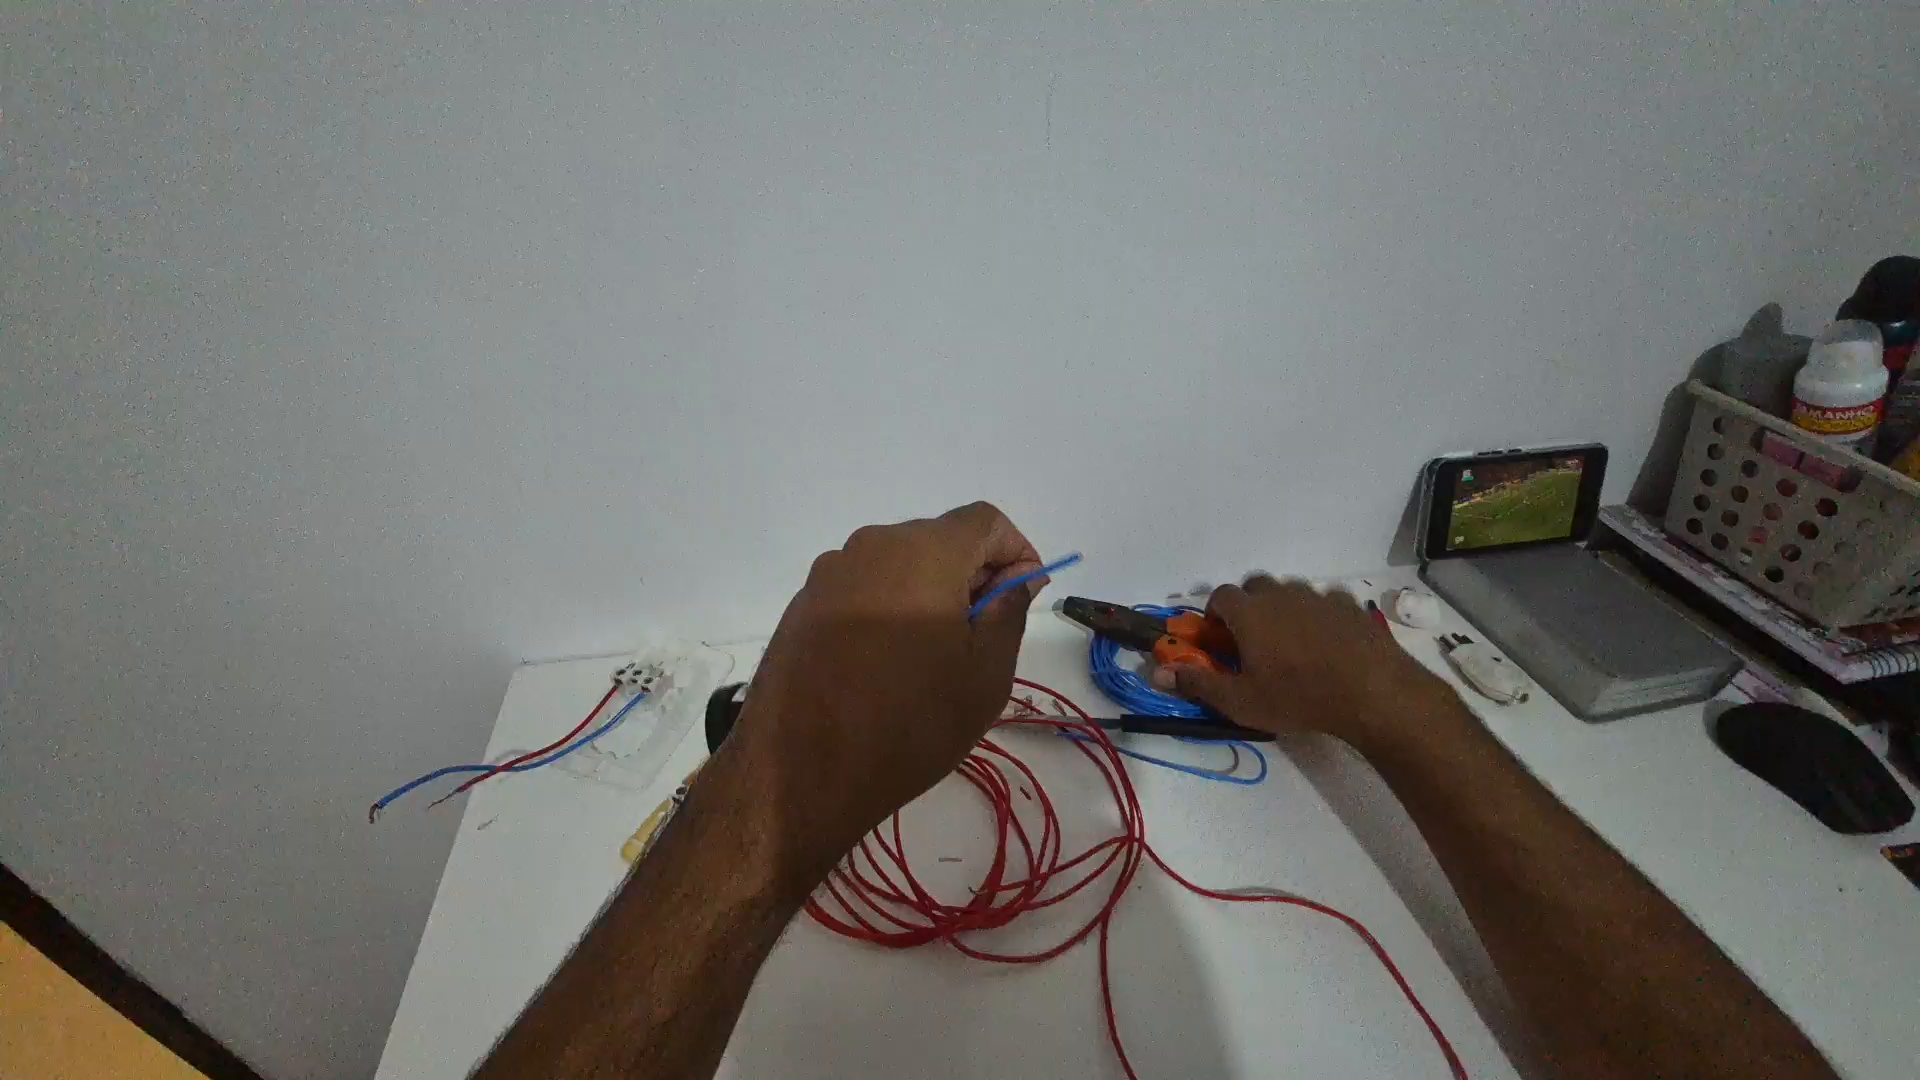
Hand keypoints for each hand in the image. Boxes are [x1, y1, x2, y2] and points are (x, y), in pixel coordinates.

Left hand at [716, 502, 1044, 890]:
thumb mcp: (984, 672)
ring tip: (931, 657)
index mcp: (923, 552)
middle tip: (981, 635)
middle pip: (939, 538)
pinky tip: (884, 664)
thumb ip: (1010, 609)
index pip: (985, 520)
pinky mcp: (802, 604)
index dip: (1015, 551)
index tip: (1022, 597)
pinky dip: (887, 607)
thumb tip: (1019, 575)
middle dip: (972, 574)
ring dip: (929, 592)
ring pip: (899, 563)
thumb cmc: (909, 722)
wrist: (798, 773)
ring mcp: (829, 574)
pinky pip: (862, 587)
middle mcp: (871, 546)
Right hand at [1151, 576, 1461, 754]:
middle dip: (1249, 605)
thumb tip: (1156, 674)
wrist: (1374, 694)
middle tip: (1254, 639)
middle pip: (1256, 585)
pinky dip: (1320, 614)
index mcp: (1249, 612)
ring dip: (1284, 608)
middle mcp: (1281, 594)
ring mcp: (1319, 596)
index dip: (1216, 614)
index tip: (1221, 638)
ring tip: (1292, 642)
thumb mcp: (1240, 701)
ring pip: (1291, 591)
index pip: (1220, 596)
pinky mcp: (1351, 606)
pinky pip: (1326, 601)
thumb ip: (1197, 683)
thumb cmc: (1298, 697)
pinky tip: (1328, 642)